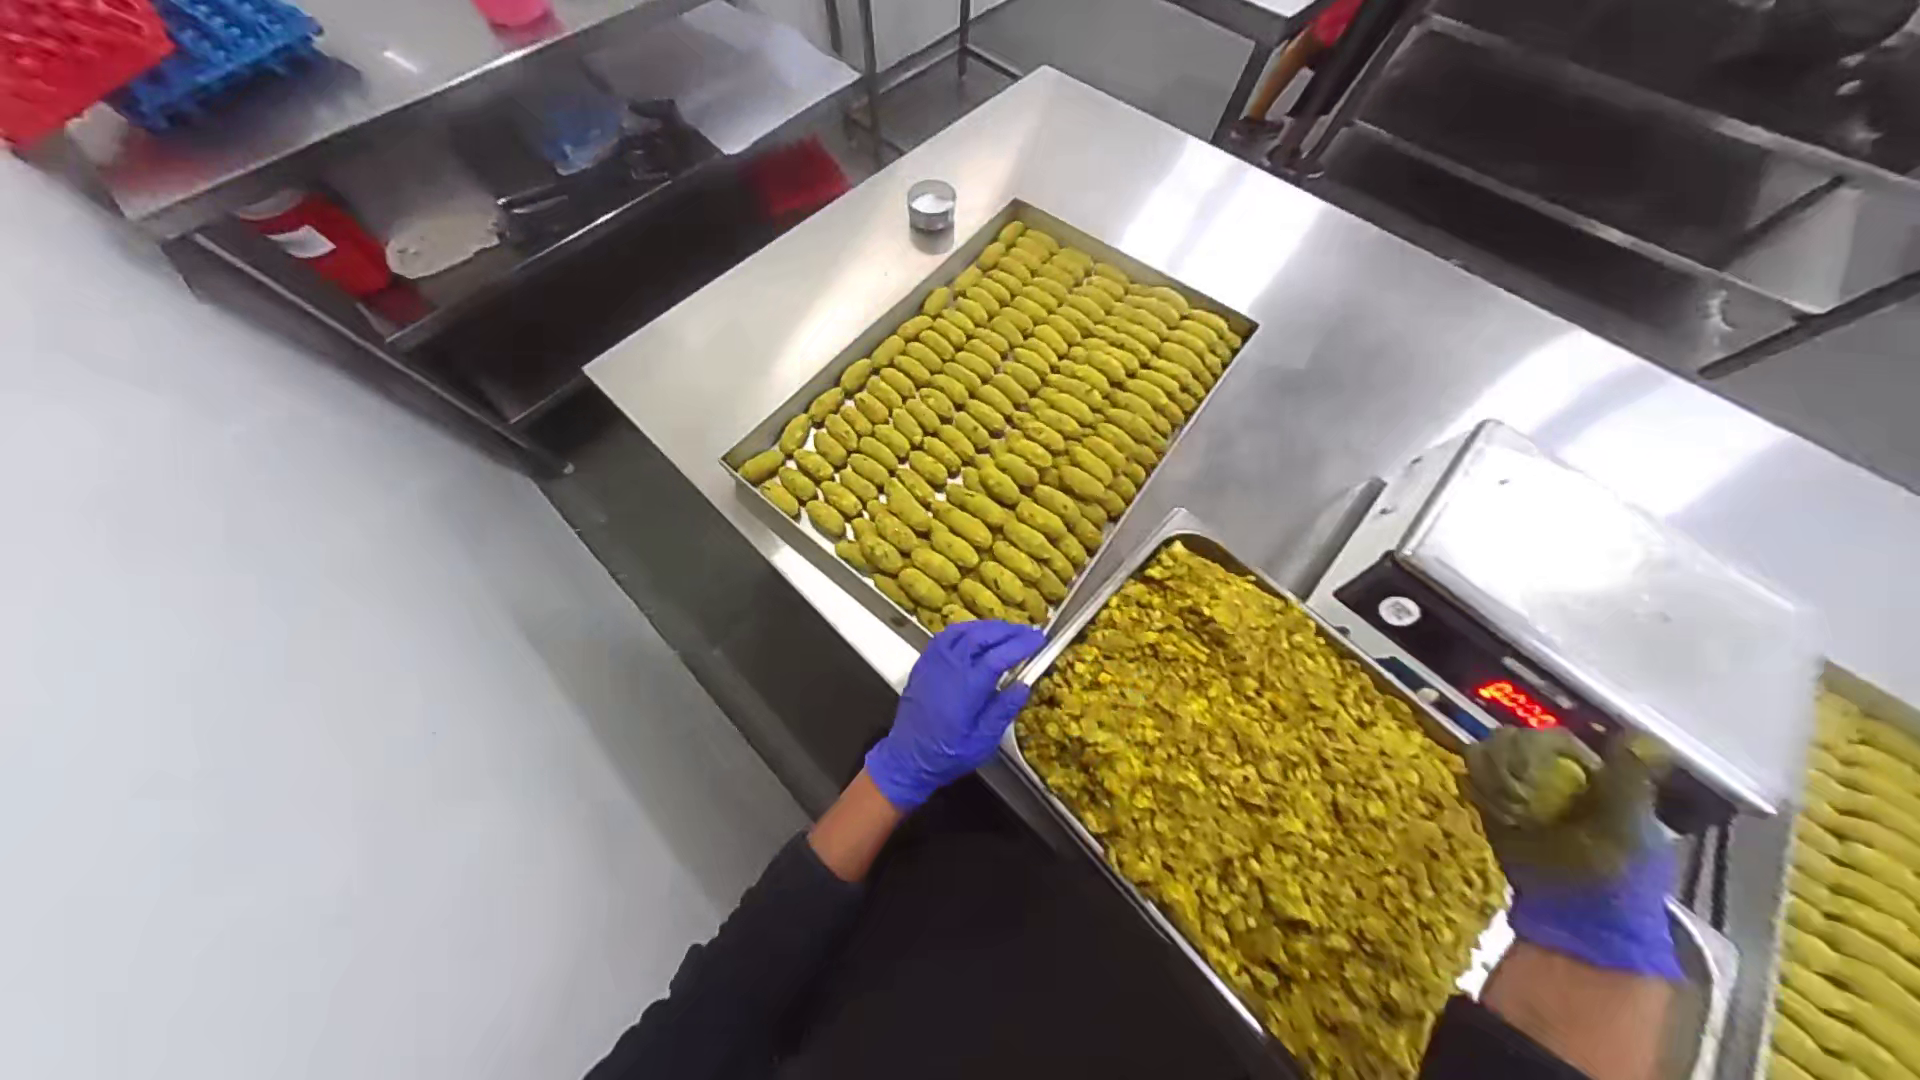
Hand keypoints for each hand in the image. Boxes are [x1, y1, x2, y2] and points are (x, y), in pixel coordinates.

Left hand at [864, 620, 1045, 810]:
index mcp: (966, 688)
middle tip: (1028, 631)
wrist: (906, 758)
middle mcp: (948, 668)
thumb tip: (1025, 685)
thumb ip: (1003, 710)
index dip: (1020, 645)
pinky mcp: (923, 663)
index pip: (998, 656)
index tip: (1039, 639)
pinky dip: (966, 629)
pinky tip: (977, 634)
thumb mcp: (982, 742)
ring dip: (987, 627)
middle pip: (981, 636)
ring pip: (963, 631)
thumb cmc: (947, 754)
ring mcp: (932, 662)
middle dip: (1007, 631)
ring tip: (1007, 631)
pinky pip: (946, 636)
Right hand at [1465, 728, 1681, 978]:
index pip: (1554, 739)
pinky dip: (1475, 785)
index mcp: (1594, 778)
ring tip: (1498, 792)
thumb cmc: (1616, 874)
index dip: (1539, 742)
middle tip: (1509, 777)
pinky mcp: (1493, 809)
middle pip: (1516, 743)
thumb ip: (1629, 780)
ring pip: (1490, 758)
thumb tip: (1639, 734)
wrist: (1579, 920)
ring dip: (1490, 771)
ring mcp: (1521, 794)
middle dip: (1509, 756)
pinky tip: (1481, 797)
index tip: (1531, 754)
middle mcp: (1555, 779)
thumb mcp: (1630, 824)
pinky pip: (1474, 782)